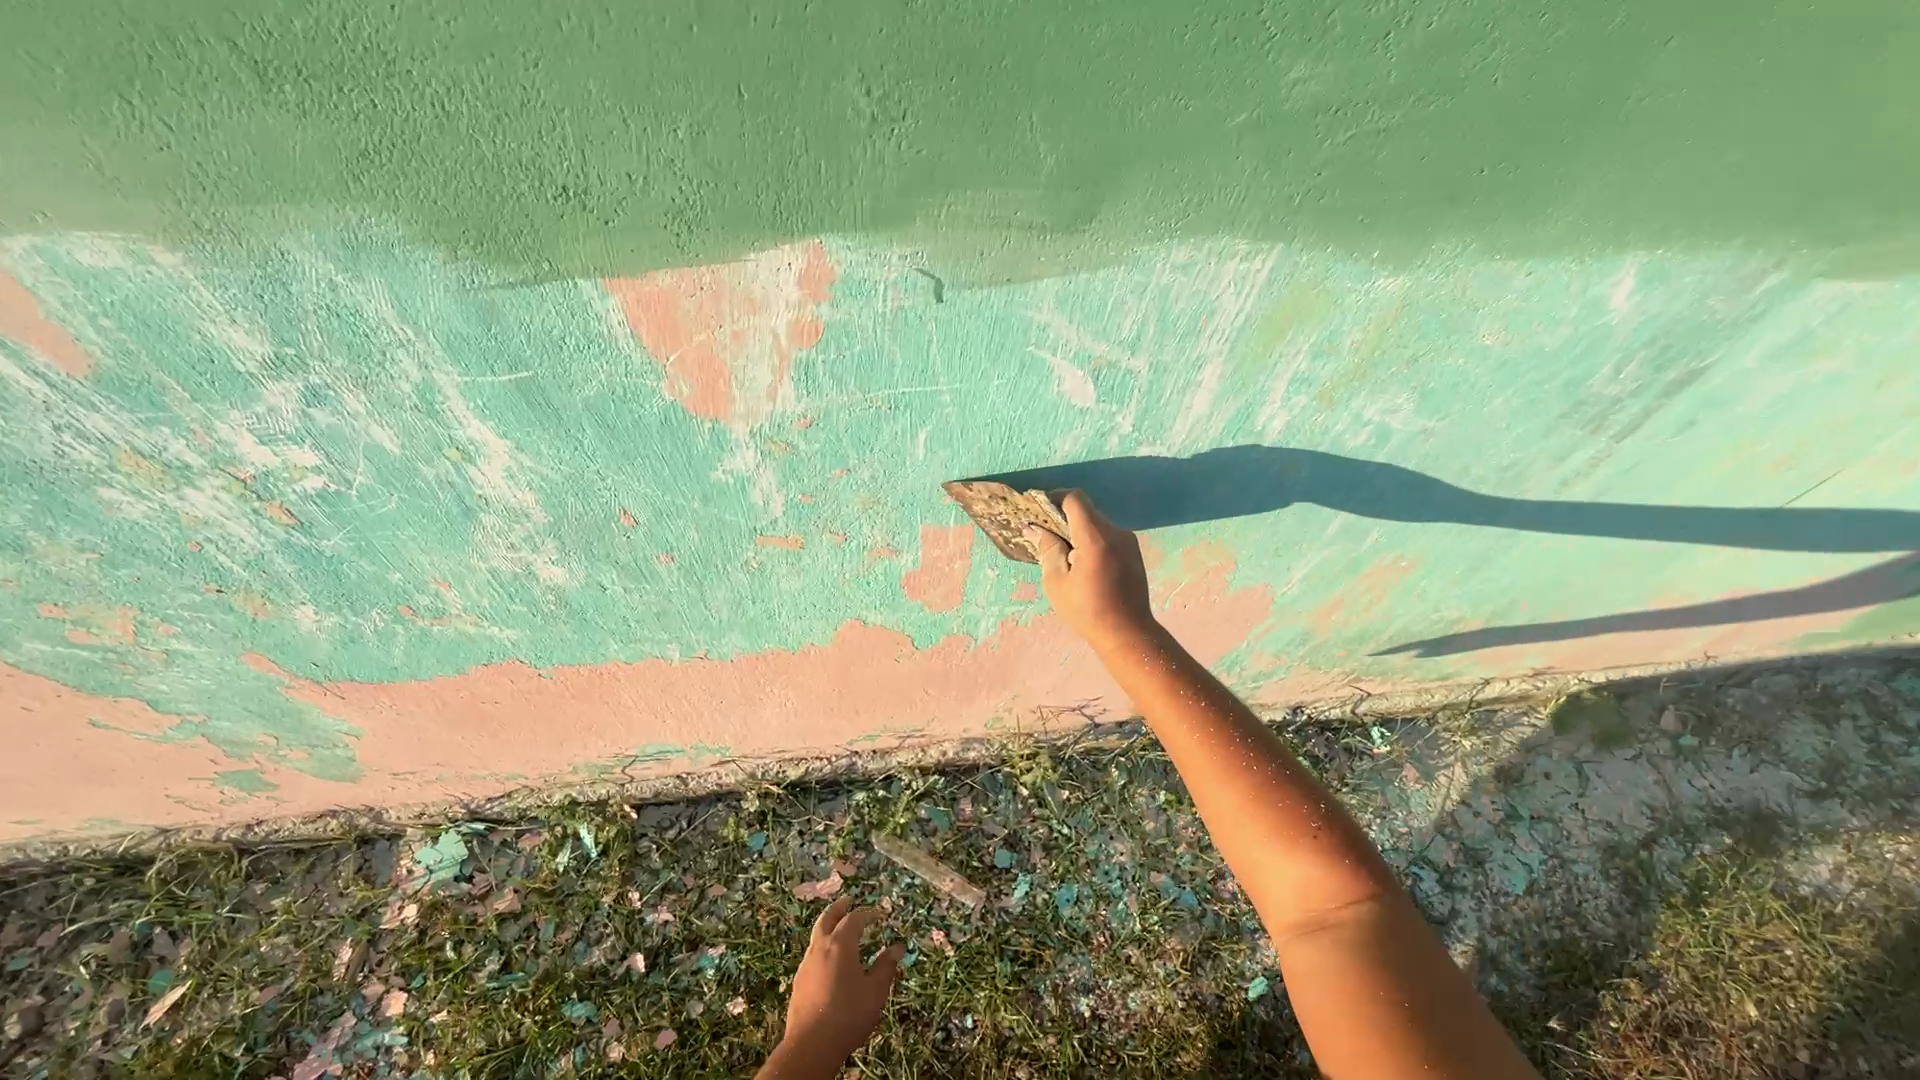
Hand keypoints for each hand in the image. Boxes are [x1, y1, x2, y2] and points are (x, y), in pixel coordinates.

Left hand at [781, 897, 905, 1061]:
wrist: (811, 1044)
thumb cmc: (849, 1014)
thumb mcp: (875, 991)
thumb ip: (886, 966)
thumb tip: (898, 947)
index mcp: (840, 945)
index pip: (854, 919)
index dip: (867, 914)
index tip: (878, 915)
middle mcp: (820, 948)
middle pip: (827, 919)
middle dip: (838, 908)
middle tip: (848, 901)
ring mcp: (806, 964)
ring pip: (817, 936)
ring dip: (829, 927)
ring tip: (840, 931)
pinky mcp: (799, 981)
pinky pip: (812, 954)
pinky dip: (823, 947)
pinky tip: (830, 961)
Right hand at [1026, 489, 1156, 649]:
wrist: (1128, 633)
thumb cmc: (1087, 611)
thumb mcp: (1057, 582)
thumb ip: (1047, 549)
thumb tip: (1034, 528)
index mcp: (1095, 538)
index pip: (1075, 499)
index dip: (1055, 498)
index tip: (1040, 511)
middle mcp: (1116, 533)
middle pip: (1086, 511)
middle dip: (1064, 517)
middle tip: (1047, 536)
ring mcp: (1128, 541)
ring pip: (1097, 523)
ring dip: (1079, 530)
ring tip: (1065, 554)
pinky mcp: (1134, 552)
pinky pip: (1108, 535)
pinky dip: (1092, 540)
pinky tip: (1084, 563)